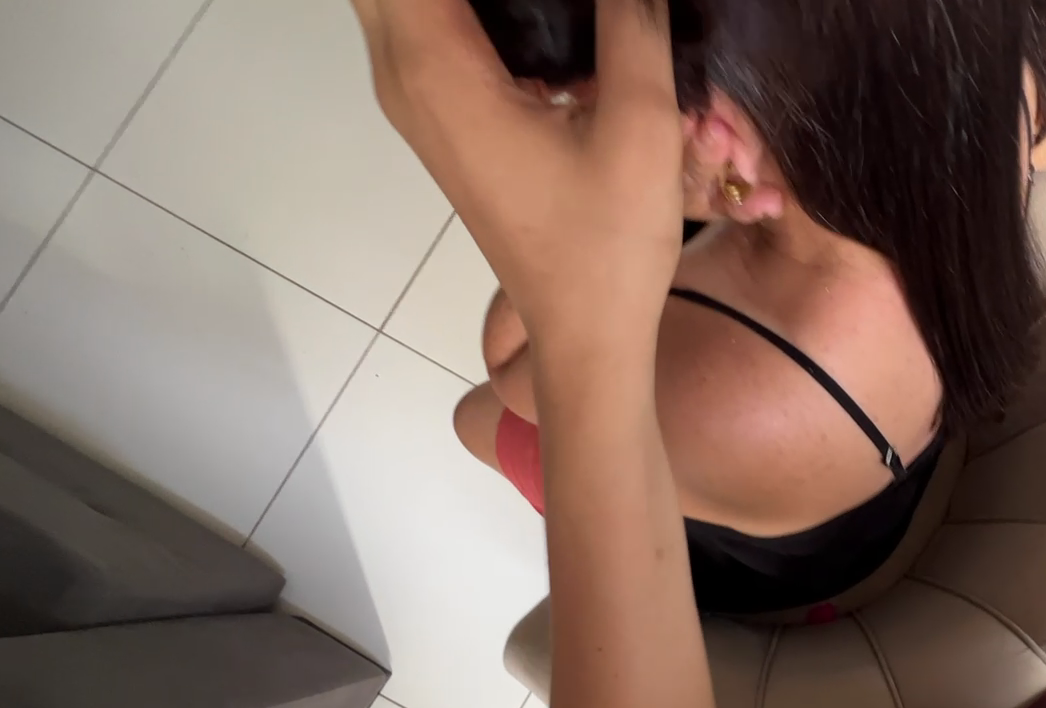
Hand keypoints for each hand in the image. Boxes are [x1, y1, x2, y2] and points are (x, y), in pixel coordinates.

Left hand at [349, 0, 683, 358]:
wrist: (590, 335)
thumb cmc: (610, 245)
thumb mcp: (639, 126)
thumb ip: (631, 20)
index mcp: (436, 65)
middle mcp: (405, 76)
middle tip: (557, 1)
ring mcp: (421, 107)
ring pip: (407, 0)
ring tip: (551, 9)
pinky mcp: (449, 132)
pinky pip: (431, 34)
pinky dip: (473, 13)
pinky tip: (542, 24)